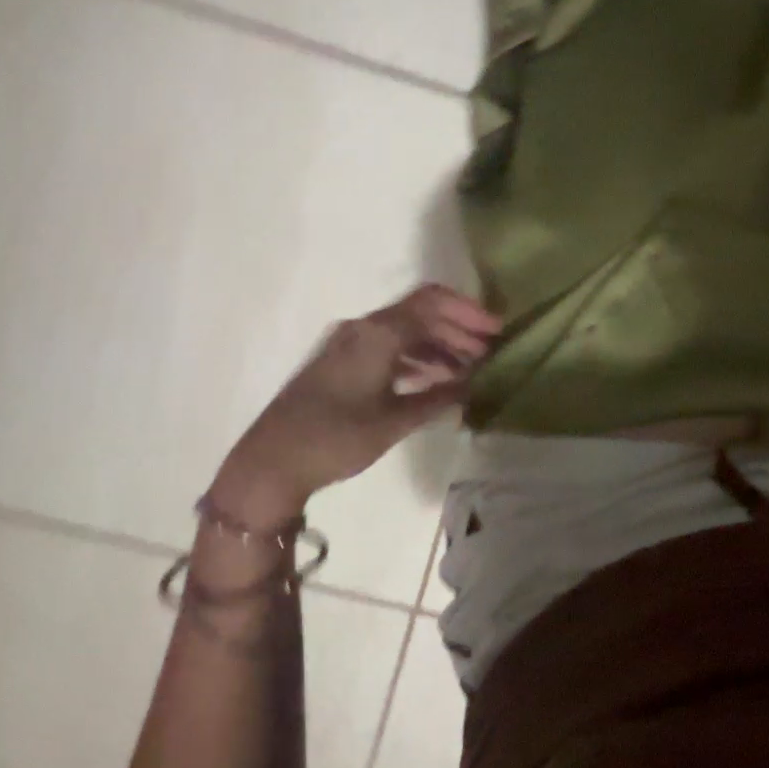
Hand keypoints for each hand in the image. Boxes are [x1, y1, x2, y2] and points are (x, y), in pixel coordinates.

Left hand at [214, 285, 500, 516]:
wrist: (269, 464)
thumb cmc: (335, 439)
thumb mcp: (394, 422)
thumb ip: (439, 398)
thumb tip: (475, 384)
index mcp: (377, 334)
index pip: (433, 304)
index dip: (470, 313)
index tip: (499, 333)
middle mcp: (363, 328)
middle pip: (422, 313)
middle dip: (460, 329)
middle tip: (491, 353)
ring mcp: (349, 344)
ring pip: (406, 330)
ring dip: (441, 344)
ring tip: (470, 370)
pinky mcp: (342, 362)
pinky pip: (390, 346)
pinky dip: (418, 356)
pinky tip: (437, 379)